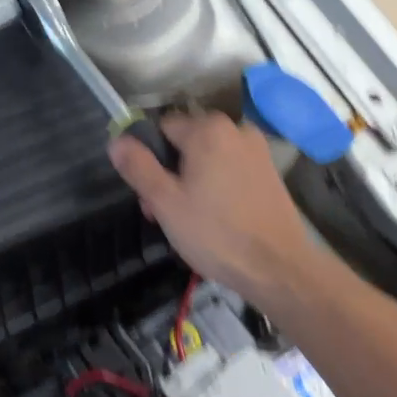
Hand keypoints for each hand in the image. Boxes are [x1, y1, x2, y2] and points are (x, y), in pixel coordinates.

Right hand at [108, 111, 320, 301]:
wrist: (279, 268)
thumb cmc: (216, 234)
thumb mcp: (165, 202)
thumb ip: (138, 167)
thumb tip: (117, 141)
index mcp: (208, 130)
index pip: (161, 128)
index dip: (149, 159)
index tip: (150, 194)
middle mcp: (235, 129)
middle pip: (186, 142)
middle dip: (170, 172)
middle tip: (165, 213)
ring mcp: (257, 150)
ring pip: (208, 158)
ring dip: (192, 181)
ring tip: (189, 222)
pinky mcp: (269, 172)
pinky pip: (230, 169)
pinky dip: (217, 187)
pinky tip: (217, 219)